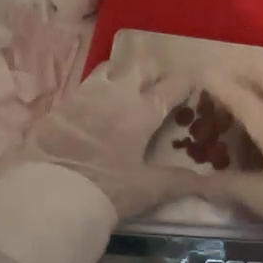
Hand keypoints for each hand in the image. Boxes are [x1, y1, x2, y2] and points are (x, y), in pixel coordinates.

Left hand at [27, 60, 200, 220]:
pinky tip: (101, 102)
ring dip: (126, 72)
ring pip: (112, 66)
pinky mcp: (63, 104)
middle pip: (142, 66)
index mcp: (143, 111)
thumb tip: (214, 183)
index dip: (186, 83)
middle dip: (155, 72)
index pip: (173, 85)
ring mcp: (87, 95)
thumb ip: (180, 181)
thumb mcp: (149, 189)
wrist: (48, 195)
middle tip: (161, 86)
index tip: (193, 85)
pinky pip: (88, 83)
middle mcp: (118, 93)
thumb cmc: (107, 190)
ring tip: (130, 87)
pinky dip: (100, 86)